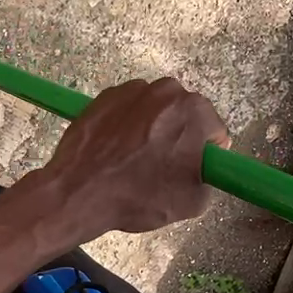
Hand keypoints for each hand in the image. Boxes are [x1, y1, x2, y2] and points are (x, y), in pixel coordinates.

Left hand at [30, 77, 229, 244]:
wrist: (79, 192)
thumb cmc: (137, 196)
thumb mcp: (193, 201)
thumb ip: (210, 178)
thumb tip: (202, 171)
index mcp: (194, 111)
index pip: (213, 130)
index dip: (205, 153)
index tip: (191, 167)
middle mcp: (165, 91)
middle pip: (183, 115)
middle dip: (178, 136)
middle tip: (161, 167)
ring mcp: (131, 91)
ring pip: (154, 111)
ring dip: (151, 129)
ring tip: (134, 160)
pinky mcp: (103, 97)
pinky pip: (126, 111)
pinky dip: (125, 126)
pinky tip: (115, 151)